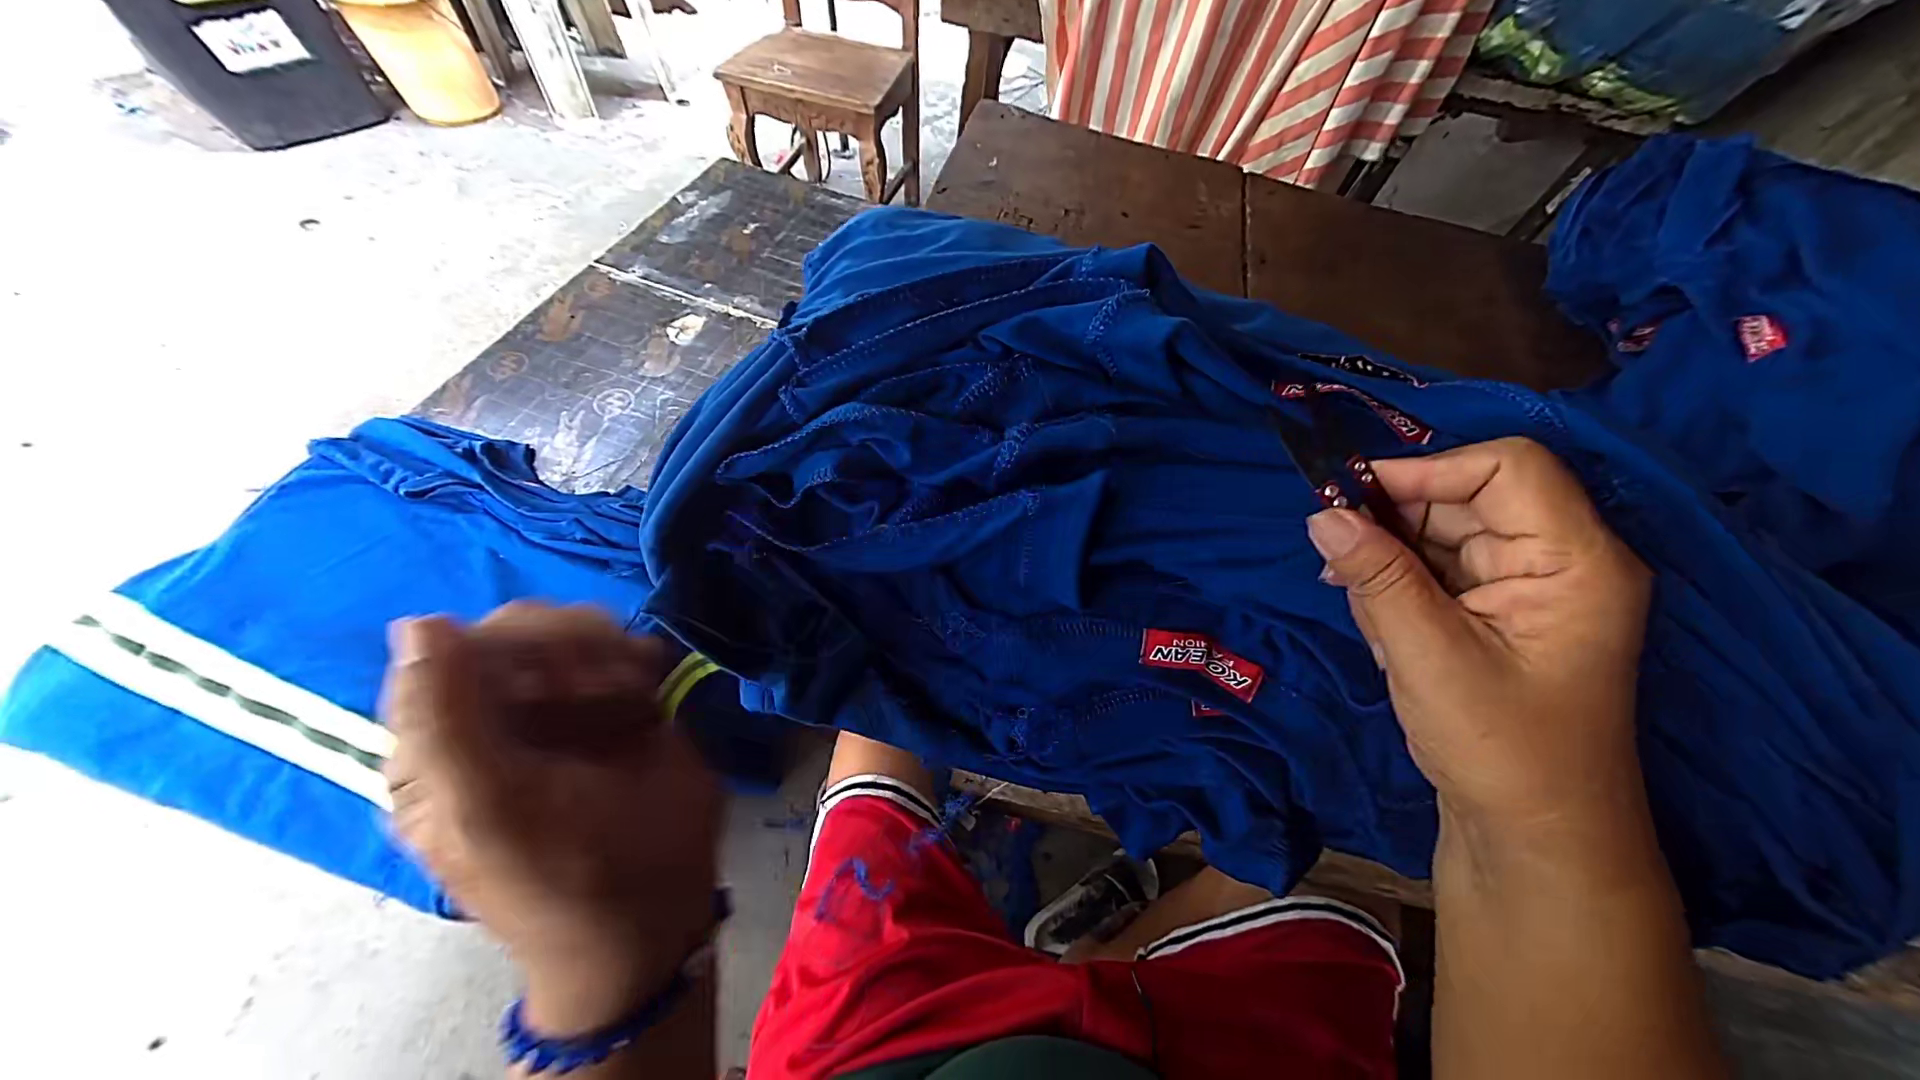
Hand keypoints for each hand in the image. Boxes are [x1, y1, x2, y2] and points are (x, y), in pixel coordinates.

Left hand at [380, 602, 722, 1033]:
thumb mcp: (488, 810)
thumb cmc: (566, 875)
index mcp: (445, 746)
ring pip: (577, 630)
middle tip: (613, 691)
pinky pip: (623, 647)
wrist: (658, 907)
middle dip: (570, 650)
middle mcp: (500, 717)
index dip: (509, 650)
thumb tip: (419, 622)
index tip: (560, 678)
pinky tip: (650, 695)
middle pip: (521, 631)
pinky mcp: (621, 703)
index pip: (455, 651)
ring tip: (636, 698)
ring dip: (611, 655)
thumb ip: (443, 720)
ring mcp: (565, 705)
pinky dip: (639, 660)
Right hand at [1307, 437, 1652, 831]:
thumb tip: (1321, 515)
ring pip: (1440, 534)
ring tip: (1355, 597)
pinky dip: (1393, 584)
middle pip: (1467, 498)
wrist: (1531, 835)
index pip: (1507, 468)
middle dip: (1394, 518)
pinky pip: (1432, 569)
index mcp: (1575, 561)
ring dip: (1387, 557)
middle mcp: (1557, 560)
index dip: (1427, 471)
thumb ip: (1376, 577)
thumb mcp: (1428, 655)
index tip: (1351, 495)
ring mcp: (1524, 587)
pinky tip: (1376, 621)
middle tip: (1334, 549)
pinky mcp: (1493, 611)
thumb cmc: (1499, 747)